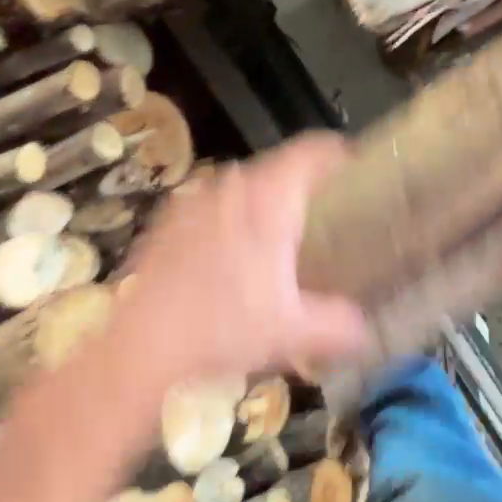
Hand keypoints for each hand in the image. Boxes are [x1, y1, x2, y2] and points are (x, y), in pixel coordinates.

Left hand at [117, 133, 368, 380]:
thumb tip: (365, 329)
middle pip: (282, 165)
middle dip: (305, 184)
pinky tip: (229, 258)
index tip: (358, 168)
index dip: (341, 153)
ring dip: (264, 201)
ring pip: (245, 185)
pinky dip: (229, 219)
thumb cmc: (223, 329)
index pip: (315, 149)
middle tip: (325, 212)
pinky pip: (213, 205)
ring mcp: (197, 201)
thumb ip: (338, 324)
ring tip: (278, 236)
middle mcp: (236, 186)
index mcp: (273, 197)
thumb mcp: (293, 331)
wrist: (136, 353)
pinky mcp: (168, 223)